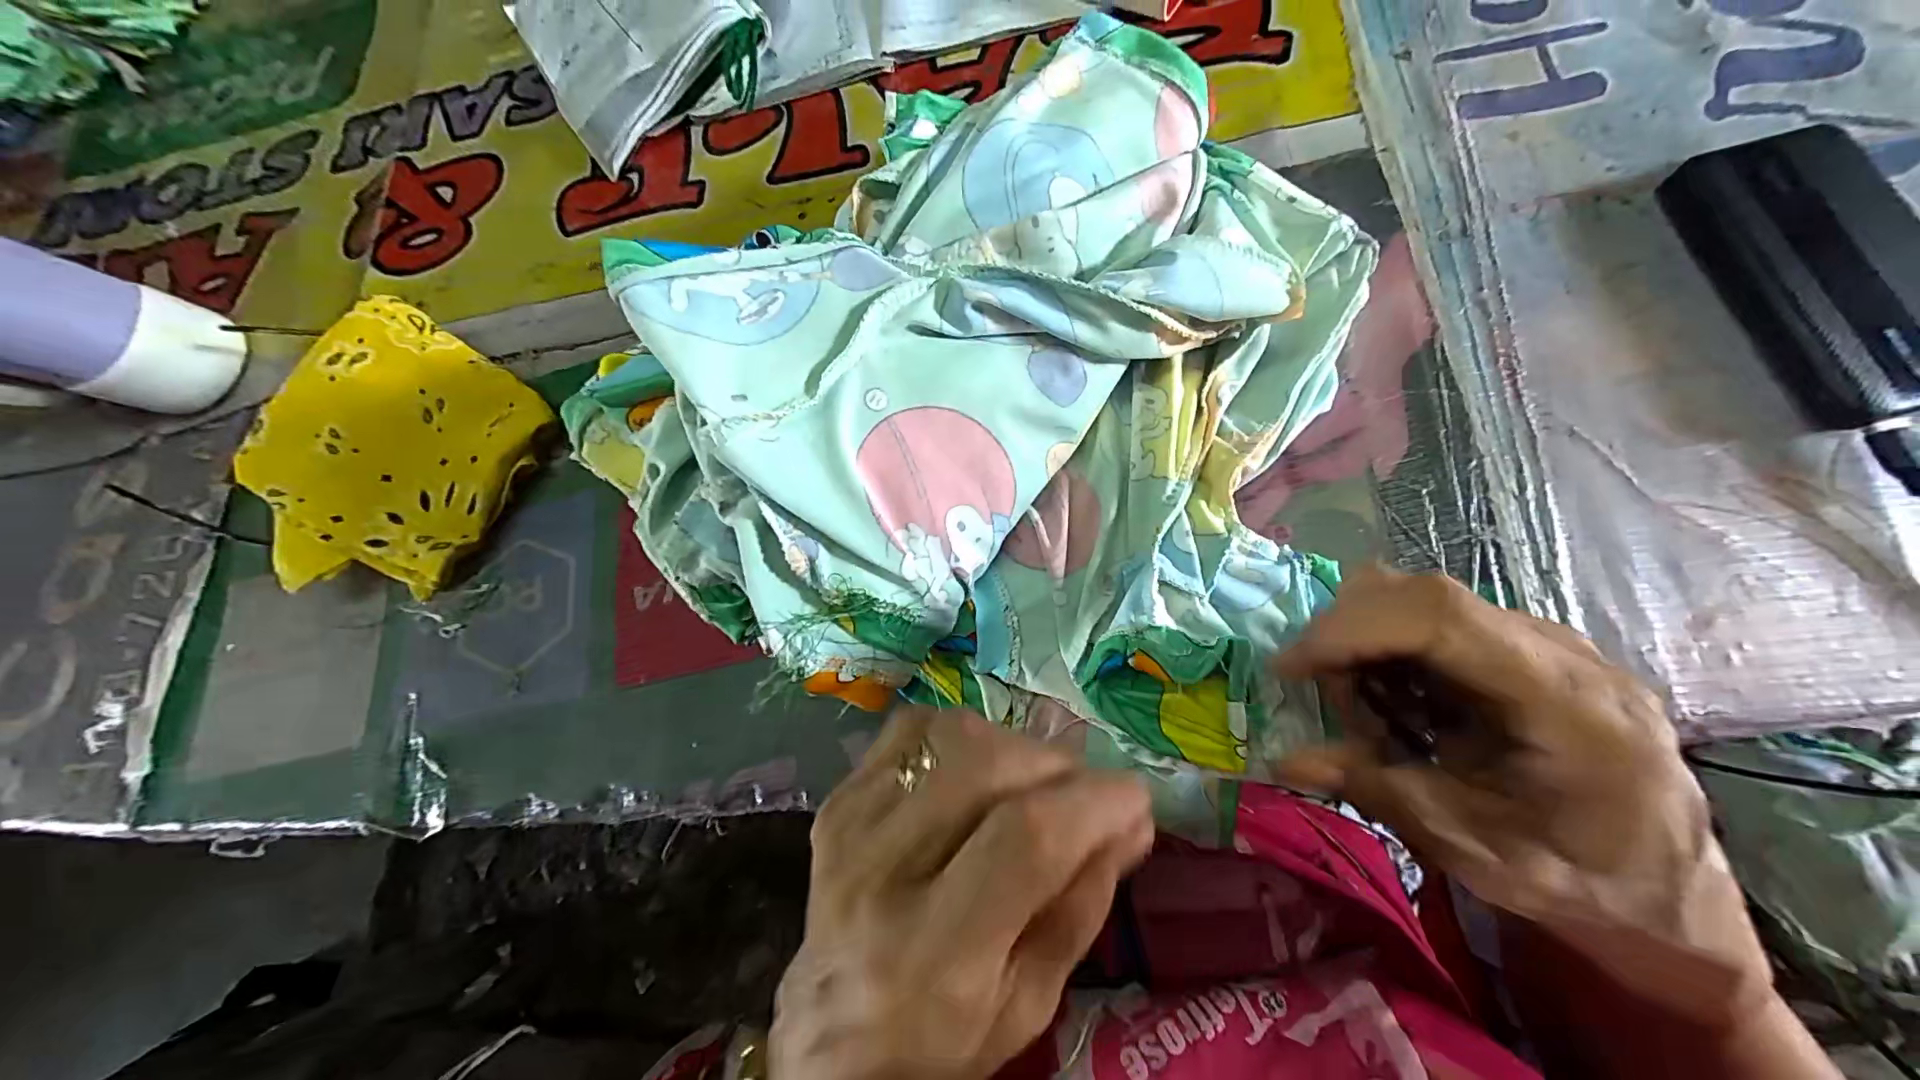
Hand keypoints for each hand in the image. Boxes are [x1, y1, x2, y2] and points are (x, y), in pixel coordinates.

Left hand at [772, 707, 1152, 1079]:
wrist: (835, 1033)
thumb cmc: (943, 1034)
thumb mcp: (1031, 1002)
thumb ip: (1081, 905)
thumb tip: (1129, 819)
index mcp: (936, 951)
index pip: (1024, 840)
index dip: (1092, 803)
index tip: (1133, 798)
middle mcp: (882, 874)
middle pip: (983, 768)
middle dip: (1056, 767)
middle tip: (1084, 792)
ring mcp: (851, 824)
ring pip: (950, 737)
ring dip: (1013, 747)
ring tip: (1033, 783)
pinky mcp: (839, 798)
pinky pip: (912, 729)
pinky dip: (962, 737)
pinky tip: (978, 773)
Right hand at [1274, 567, 1773, 1029]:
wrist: (1666, 894)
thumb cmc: (1578, 880)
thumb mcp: (1472, 850)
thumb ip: (1378, 792)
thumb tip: (1283, 761)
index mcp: (1567, 704)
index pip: (1440, 620)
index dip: (1350, 630)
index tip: (1289, 667)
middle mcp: (1562, 654)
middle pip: (1424, 595)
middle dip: (1348, 635)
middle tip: (1324, 697)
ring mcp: (1548, 644)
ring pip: (1422, 600)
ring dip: (1367, 645)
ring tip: (1370, 714)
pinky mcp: (1528, 648)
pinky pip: (1436, 621)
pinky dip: (1390, 653)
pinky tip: (1401, 707)